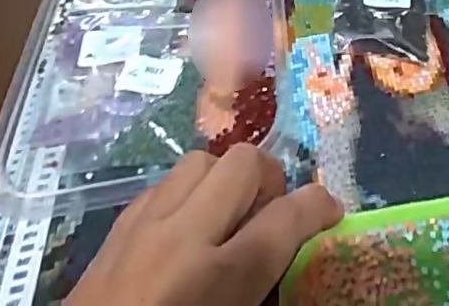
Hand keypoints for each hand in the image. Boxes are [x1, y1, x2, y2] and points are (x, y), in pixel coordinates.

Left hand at [67, 145, 341, 305]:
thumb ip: (260, 289)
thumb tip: (286, 253)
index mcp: (216, 282)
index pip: (284, 221)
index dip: (318, 207)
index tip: (331, 209)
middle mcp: (181, 239)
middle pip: (244, 165)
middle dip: (269, 181)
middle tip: (272, 214)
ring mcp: (144, 226)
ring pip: (202, 160)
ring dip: (225, 180)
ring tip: (228, 216)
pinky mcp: (117, 227)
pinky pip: (166, 183)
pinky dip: (187, 193)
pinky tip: (185, 226)